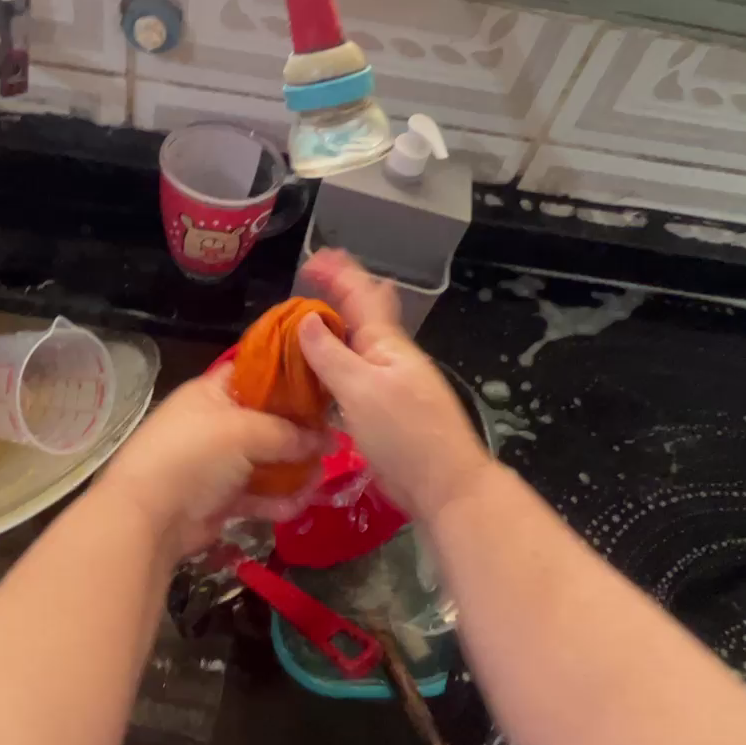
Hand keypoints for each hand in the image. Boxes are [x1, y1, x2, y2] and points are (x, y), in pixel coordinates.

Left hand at [97, 366, 327, 559]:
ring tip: (323, 477)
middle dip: (298, 432)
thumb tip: (326, 439)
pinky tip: (301, 504)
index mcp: (212, 393)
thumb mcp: (244, 431)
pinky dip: (277, 499)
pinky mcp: (220, 499)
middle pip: (266, 421)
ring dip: (292, 470)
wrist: (149, 516)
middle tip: (333, 439)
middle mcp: (215, 424)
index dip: (288, 379)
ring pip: (265, 461)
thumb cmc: (193, 455)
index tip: (323, 387)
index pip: (255, 374)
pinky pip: (256, 495)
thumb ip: (287, 433)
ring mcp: (217, 463)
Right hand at [295, 249, 493, 520]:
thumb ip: (331, 355)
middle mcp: (387, 357)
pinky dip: (330, 367)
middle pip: (361, 316)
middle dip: (337, 296)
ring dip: (331, 333)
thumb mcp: (361, 390)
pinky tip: (314, 376)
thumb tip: (305, 319)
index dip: (340, 273)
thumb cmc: (406, 434)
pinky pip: (350, 377)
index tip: (314, 259)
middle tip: (308, 286)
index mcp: (386, 343)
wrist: (444, 485)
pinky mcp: (381, 412)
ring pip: (354, 347)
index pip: (363, 294)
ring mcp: (387, 385)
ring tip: (301, 328)